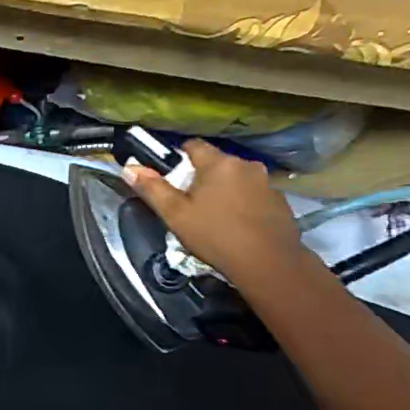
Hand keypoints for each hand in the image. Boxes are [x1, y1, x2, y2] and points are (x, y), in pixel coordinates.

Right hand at [124, 140, 308, 283]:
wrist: (267, 263)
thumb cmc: (215, 236)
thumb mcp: (176, 215)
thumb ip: (152, 189)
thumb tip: (129, 168)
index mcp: (218, 163)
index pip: (194, 145)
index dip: (178, 157)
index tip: (172, 177)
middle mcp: (245, 165)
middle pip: (216, 164)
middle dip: (202, 178)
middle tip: (189, 204)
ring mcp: (266, 182)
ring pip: (236, 180)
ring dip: (224, 191)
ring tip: (215, 218)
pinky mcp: (279, 201)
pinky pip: (254, 195)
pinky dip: (243, 204)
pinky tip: (238, 226)